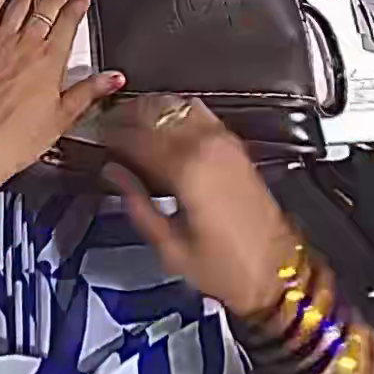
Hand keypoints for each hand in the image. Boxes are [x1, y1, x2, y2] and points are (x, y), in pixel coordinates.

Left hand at [0, 0, 123, 224]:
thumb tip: (114, 78)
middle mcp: (27, 45)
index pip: (69, 20)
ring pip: (18, 4)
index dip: (79, 1)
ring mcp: (2, 44)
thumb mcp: (63, 117)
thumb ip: (89, 92)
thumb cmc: (16, 137)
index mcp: (50, 59)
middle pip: (47, 6)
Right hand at [101, 96, 299, 317]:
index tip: (97, 135)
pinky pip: (195, 108)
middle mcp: (204, 144)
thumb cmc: (226, 266)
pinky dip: (174, 107)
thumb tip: (113, 172)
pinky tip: (163, 119)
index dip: (111, 133)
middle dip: (125, 114)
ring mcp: (220, 138)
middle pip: (153, 111)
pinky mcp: (231, 140)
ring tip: (130, 118)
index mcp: (185, 169)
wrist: (276, 270)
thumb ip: (136, 203)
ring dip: (148, 106)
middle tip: (109, 124)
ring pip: (174, 103)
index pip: (135, 136)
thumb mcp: (170, 247)